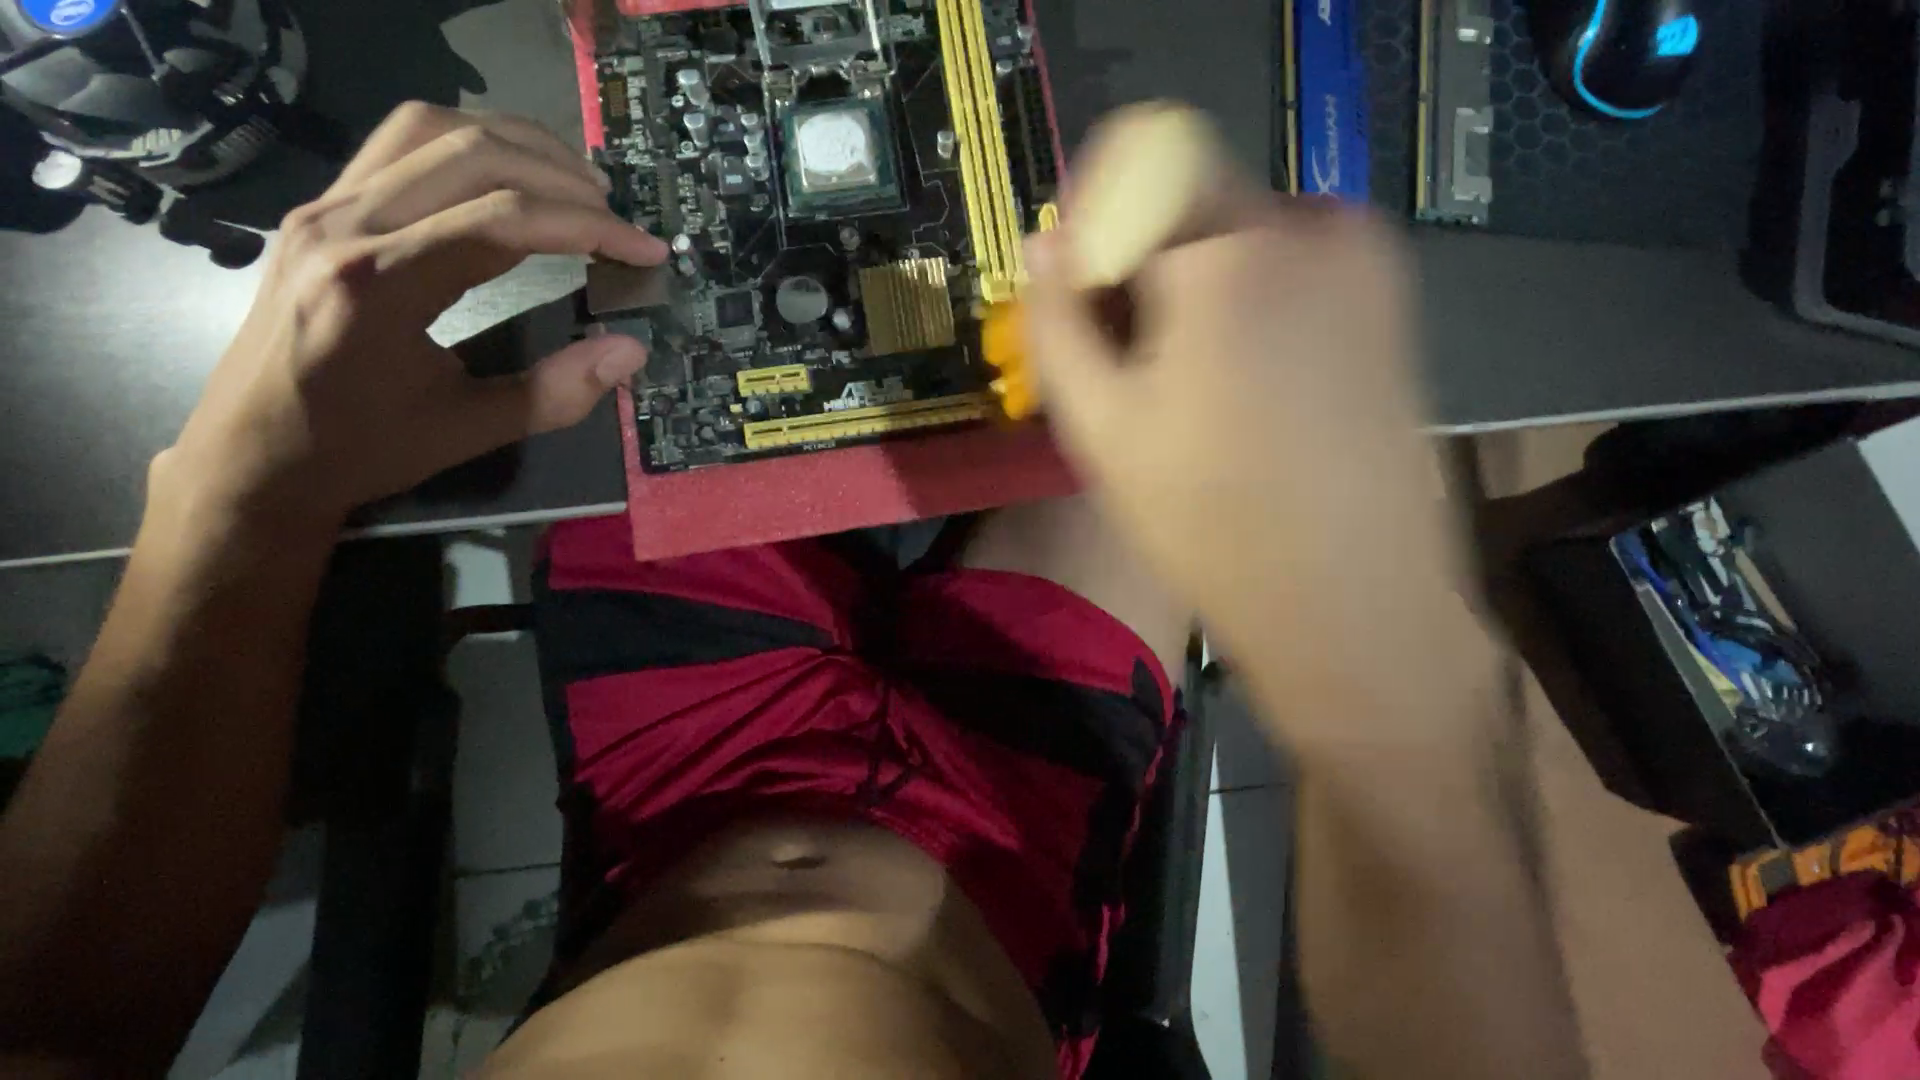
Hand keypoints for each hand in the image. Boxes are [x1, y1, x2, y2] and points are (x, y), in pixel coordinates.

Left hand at [156, 103, 666, 525]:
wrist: (252, 451)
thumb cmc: (359, 447)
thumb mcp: (467, 431)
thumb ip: (555, 392)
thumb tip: (631, 351)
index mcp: (381, 285)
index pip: (504, 220)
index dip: (590, 227)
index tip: (645, 249)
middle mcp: (346, 224)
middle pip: (473, 158)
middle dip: (563, 179)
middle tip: (619, 216)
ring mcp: (325, 206)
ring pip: (431, 130)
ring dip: (516, 144)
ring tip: (576, 182)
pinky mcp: (322, 206)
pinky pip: (400, 143)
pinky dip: (470, 145)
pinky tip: (510, 176)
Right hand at [1022, 125, 1453, 663]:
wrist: (1351, 600)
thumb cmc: (1210, 522)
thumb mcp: (1101, 426)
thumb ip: (1057, 320)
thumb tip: (1044, 244)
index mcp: (1226, 251)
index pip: (1131, 174)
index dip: (1093, 233)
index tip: (1080, 301)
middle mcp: (1308, 227)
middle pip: (1189, 200)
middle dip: (1142, 260)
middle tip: (1126, 357)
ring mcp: (1364, 260)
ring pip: (1241, 233)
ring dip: (1195, 283)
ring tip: (1185, 382)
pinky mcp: (1391, 301)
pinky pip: (1293, 263)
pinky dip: (1250, 298)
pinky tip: (1244, 383)